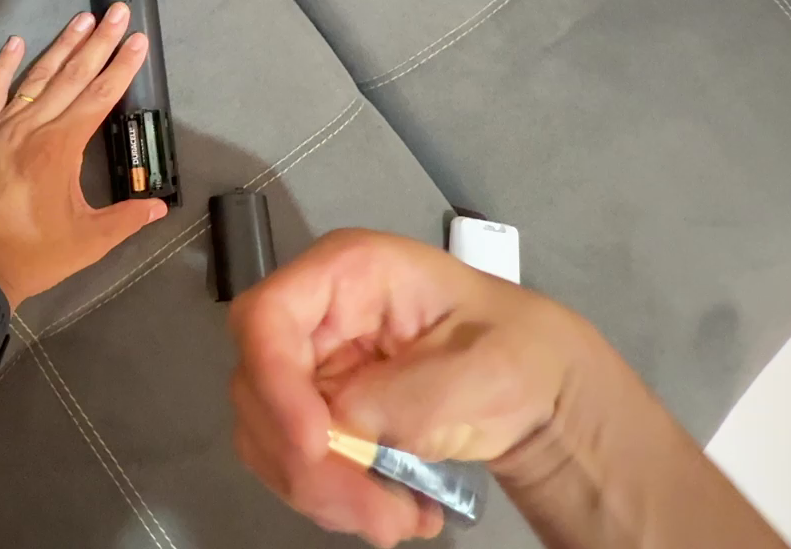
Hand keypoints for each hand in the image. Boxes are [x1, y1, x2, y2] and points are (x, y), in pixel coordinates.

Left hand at [0, 4, 169, 307]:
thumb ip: (126, 219)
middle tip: (117, 12)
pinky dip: (3, 66)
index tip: (137, 40)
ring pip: (36, 77)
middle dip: (99, 42)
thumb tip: (159, 207)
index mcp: (60, 148)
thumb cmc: (33, 254)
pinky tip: (16, 42)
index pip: (99, 97)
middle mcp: (31, 127)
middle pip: (72, 76)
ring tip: (83, 19)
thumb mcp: (88, 242)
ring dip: (61, 46)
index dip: (122, 67)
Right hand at [228, 229, 607, 544]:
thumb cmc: (518, 351)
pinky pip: (287, 459)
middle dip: (305, 457)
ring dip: (319, 489)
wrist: (534, 385)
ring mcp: (307, 361)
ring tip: (398, 518)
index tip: (315, 445)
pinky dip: (329, 499)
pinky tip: (392, 510)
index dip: (272, 378)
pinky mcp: (313, 408)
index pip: (266, 314)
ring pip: (263, 429)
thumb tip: (345, 426)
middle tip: (379, 515)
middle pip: (256, 380)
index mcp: (344, 272)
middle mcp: (310, 313)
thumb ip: (412, 392)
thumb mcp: (487, 365)